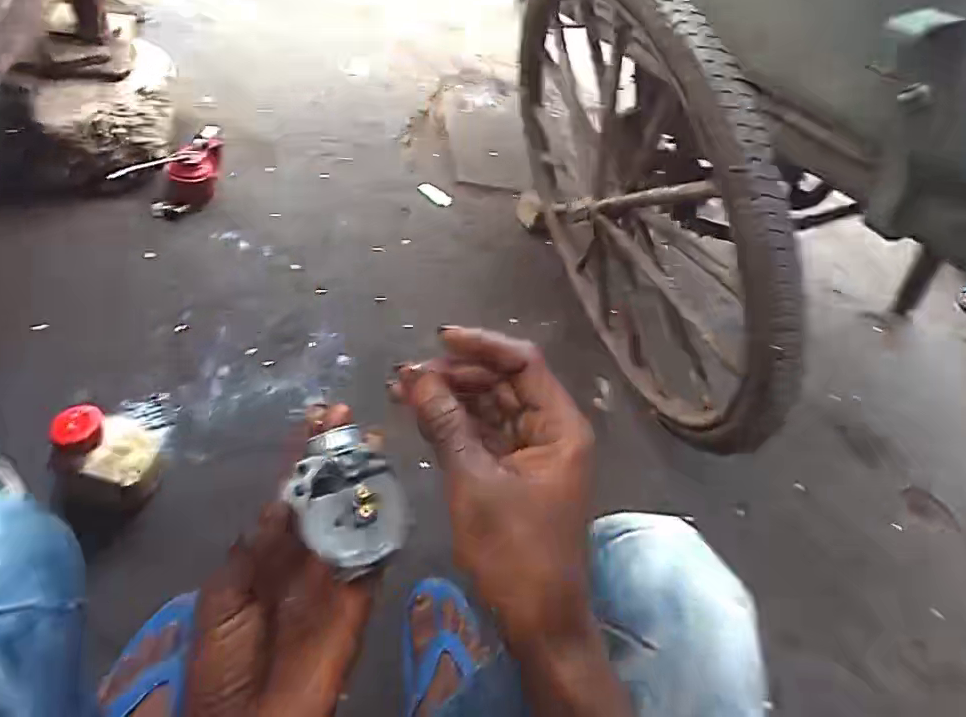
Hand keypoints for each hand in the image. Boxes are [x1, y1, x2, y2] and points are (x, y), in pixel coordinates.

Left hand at [185, 404, 376, 716]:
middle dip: (335, 456)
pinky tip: (388, 490)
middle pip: (325, 496)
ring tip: (372, 440)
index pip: (290, 494)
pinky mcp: (358, 598)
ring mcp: (333, 574)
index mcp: (267, 553)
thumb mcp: (222, 598)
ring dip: (363, 478)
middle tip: (346, 416)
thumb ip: (253, 549)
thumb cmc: (221, 665)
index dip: (301, 457)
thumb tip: (281, 502)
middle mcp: (304, 555)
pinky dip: (382, 525)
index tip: (314, 419)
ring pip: (352, 516)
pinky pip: (373, 558)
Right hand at [393, 328, 628, 716]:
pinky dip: (456, 423)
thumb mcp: (474, 483)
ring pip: (491, 406)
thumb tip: (415, 376)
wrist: (539, 626)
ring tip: (405, 389)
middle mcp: (551, 429)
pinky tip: (423, 414)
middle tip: (409, 374)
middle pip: (505, 382)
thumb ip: (446, 424)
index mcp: (560, 426)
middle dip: (458, 374)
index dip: (482, 345)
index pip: (523, 363)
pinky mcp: (515, 470)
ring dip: (452, 396)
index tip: (439, 340)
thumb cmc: (515, 554)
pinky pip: (485, 432)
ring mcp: (534, 450)